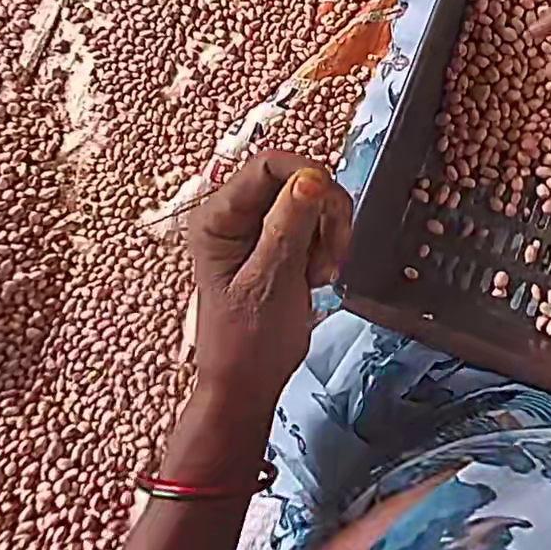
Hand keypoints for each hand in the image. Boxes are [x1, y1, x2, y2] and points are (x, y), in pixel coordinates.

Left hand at [187, 151, 352, 423]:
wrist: (249, 384)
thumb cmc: (247, 343)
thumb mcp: (269, 283)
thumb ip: (289, 227)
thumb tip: (312, 177)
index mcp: (218, 218)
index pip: (267, 165)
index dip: (306, 176)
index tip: (330, 209)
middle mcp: (236, 213)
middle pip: (296, 178)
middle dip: (324, 211)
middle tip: (331, 254)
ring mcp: (259, 226)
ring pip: (313, 198)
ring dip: (331, 230)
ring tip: (322, 272)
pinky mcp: (281, 240)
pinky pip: (317, 220)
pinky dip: (330, 241)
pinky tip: (320, 274)